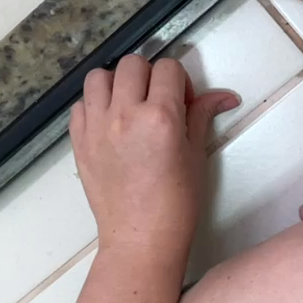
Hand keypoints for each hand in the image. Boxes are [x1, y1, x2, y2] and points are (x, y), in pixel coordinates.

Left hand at [70, 56, 236, 266]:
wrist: (141, 239)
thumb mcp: (196, 155)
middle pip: (133, 64)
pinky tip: (109, 123)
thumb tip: (225, 95)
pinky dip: (94, 105)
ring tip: (128, 104)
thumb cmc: (176, 203)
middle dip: (150, 76)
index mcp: (160, 117)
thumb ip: (202, 115)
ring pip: (99, 76)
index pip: (169, 68)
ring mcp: (97, 126)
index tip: (182, 102)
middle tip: (157, 101)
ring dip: (117, 83)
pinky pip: (80, 104)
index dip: (180, 80)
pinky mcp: (78, 141)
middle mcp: (125, 114)